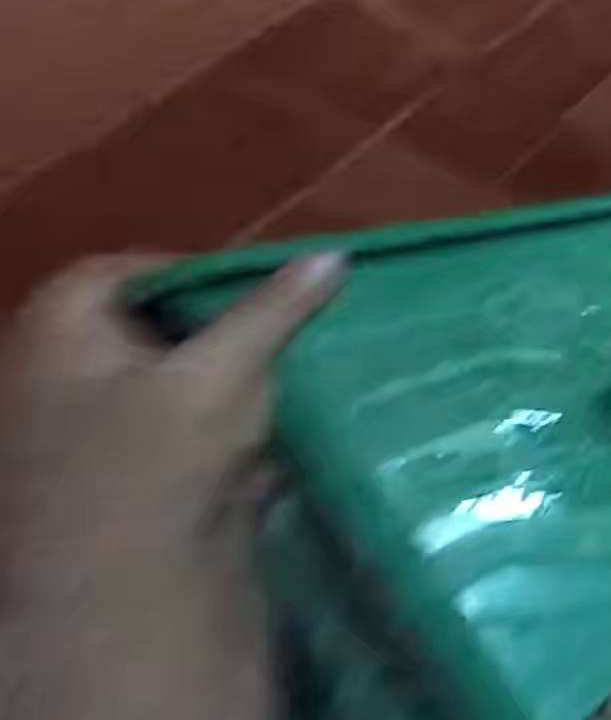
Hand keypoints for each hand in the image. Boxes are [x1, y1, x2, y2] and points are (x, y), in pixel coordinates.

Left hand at [0, 252, 346, 595]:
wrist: (128, 576)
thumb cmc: (159, 457)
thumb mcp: (227, 369)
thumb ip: (277, 307)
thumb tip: (333, 253)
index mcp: (56, 345)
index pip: (107, 273)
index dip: (181, 264)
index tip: (253, 280)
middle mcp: (56, 377)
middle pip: (140, 316)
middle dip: (218, 309)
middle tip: (284, 310)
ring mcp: (87, 422)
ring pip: (166, 359)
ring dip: (230, 350)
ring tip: (291, 348)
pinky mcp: (128, 456)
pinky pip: (180, 401)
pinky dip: (227, 389)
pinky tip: (275, 394)